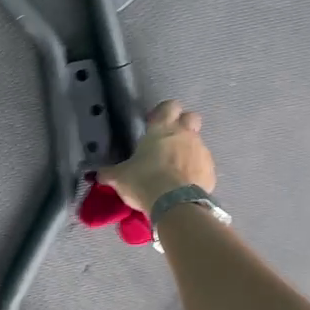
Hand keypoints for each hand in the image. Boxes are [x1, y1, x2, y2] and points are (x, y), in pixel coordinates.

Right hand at [97, 100, 215, 211]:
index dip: (164, 111)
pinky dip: (195, 171)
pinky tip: (184, 184)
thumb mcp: (120, 177)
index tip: (154, 123)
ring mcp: (201, 152)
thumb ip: (110, 173)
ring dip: (188, 151)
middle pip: (191, 117)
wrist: (174, 204)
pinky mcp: (210, 171)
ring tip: (174, 169)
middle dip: (183, 124)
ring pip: (198, 143)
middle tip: (169, 141)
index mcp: (162, 128)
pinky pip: (203, 166)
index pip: (170, 105)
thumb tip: (99, 175)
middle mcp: (185, 134)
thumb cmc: (144, 181)